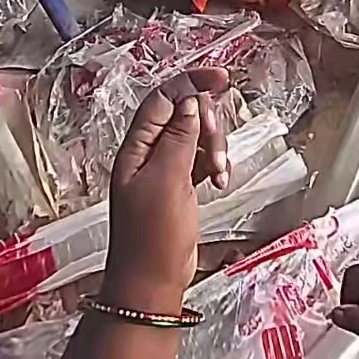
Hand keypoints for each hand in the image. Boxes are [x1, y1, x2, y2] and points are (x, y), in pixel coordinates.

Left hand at [102, 67, 232, 314]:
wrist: (153, 281)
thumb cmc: (154, 233)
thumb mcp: (168, 180)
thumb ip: (179, 138)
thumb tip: (190, 101)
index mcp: (137, 146)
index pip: (163, 99)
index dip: (190, 83)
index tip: (222, 77)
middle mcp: (148, 151)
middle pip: (183, 115)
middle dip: (207, 125)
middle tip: (217, 150)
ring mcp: (165, 168)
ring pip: (195, 137)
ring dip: (214, 148)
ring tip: (221, 175)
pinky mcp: (180, 184)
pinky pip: (201, 159)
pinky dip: (214, 165)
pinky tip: (220, 181)